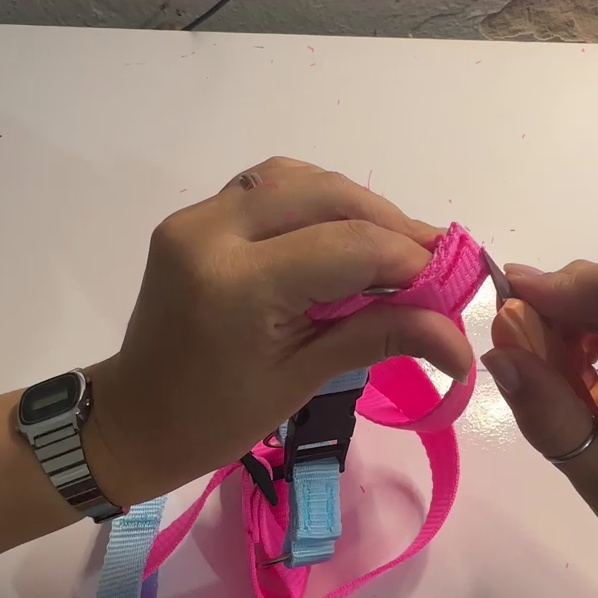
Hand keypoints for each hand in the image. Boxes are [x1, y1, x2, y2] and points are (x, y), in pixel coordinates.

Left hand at [85, 157, 473, 504]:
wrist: (136, 418)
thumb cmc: (217, 419)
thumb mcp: (303, 380)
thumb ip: (380, 338)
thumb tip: (461, 341)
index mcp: (238, 286)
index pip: (348, 246)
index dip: (409, 260)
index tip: (448, 286)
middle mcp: (212, 232)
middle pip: (326, 194)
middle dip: (389, 224)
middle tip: (430, 262)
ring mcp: (195, 218)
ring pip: (296, 178)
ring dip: (352, 205)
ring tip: (389, 248)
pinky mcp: (192, 218)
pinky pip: (266, 188)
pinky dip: (313, 202)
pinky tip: (337, 235)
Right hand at [480, 253, 597, 588]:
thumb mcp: (596, 482)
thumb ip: (548, 416)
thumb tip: (499, 352)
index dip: (569, 283)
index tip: (511, 308)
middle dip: (558, 305)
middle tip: (521, 357)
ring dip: (570, 319)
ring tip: (550, 375)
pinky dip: (589, 330)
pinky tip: (578, 375)